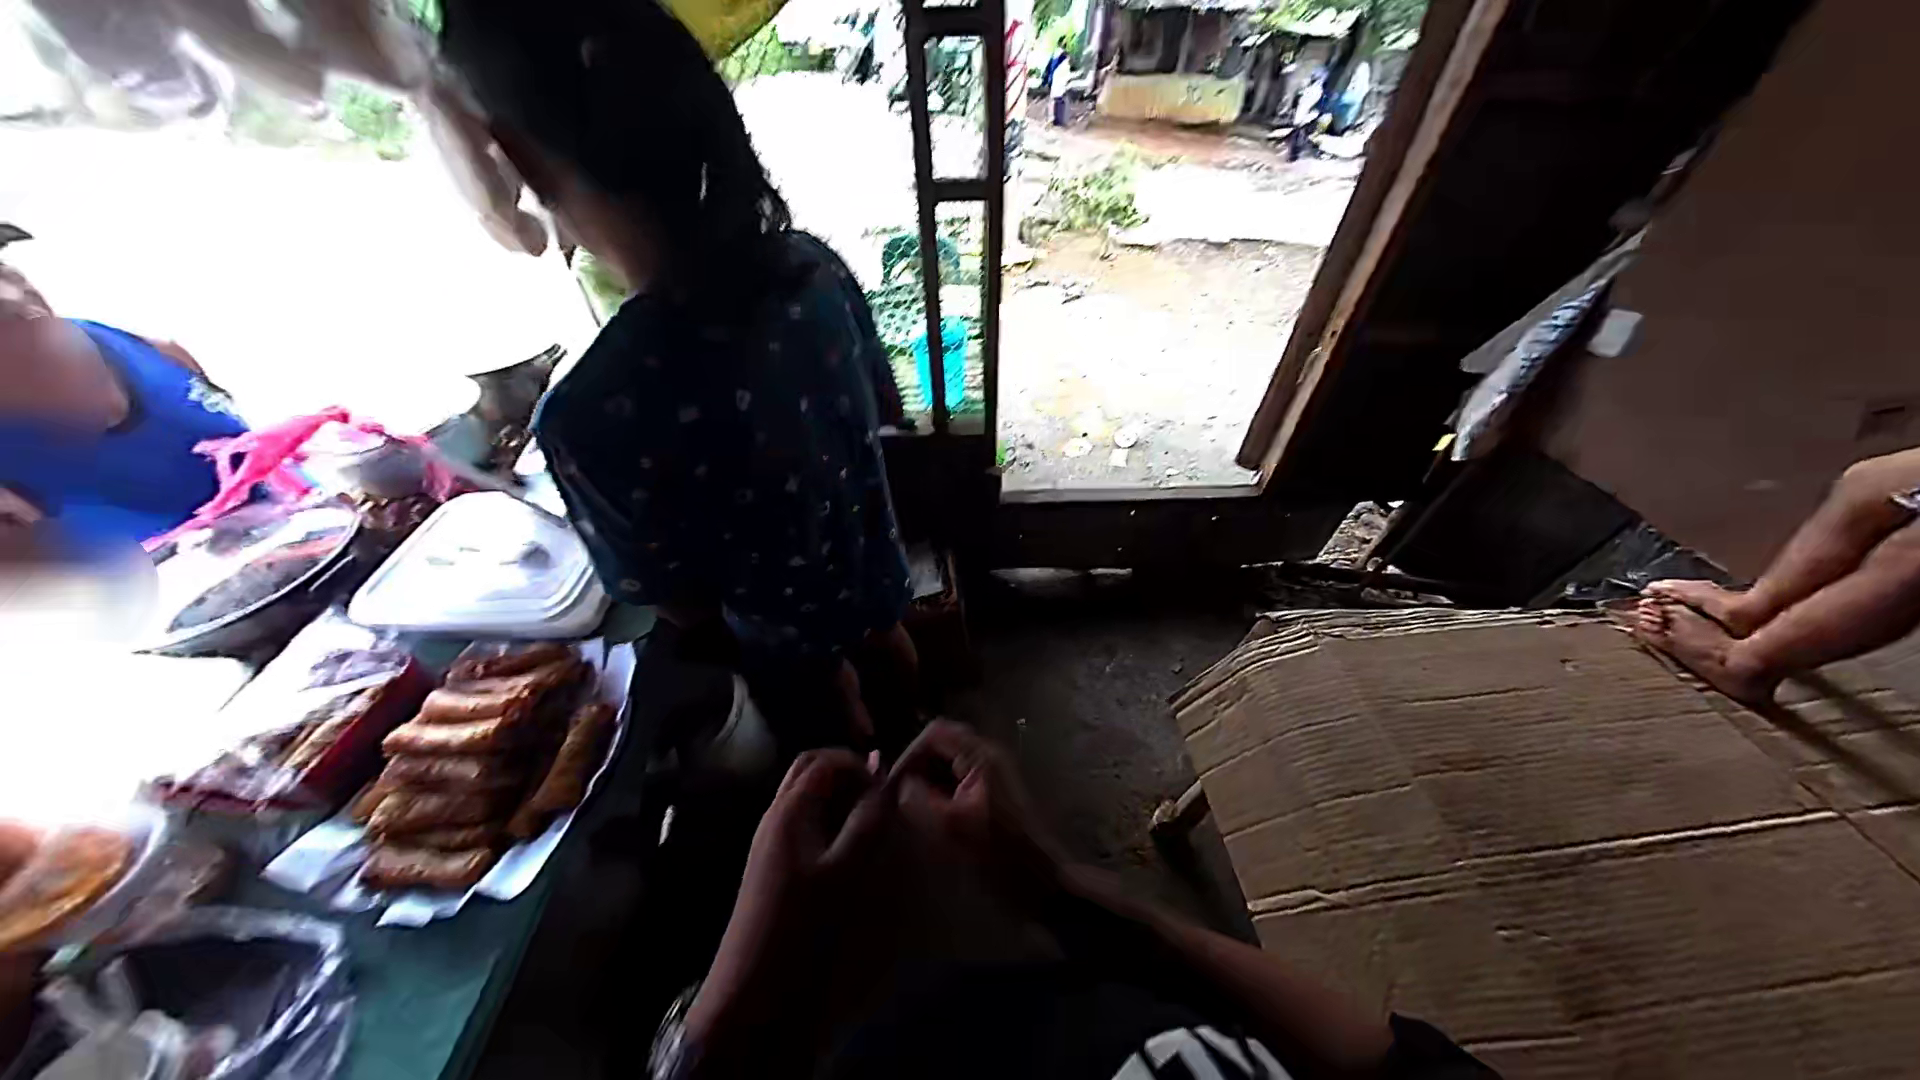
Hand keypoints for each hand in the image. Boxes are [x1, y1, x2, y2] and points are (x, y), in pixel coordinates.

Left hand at [683, 749, 887, 1062]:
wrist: (749, 993)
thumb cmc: (800, 925)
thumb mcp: (846, 869)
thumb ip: (868, 820)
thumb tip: (886, 782)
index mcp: (790, 809)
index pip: (824, 759)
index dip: (857, 763)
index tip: (886, 786)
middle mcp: (775, 815)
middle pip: (810, 770)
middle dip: (845, 772)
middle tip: (878, 795)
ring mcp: (771, 840)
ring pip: (805, 796)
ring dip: (838, 795)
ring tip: (871, 818)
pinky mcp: (772, 864)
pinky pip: (803, 821)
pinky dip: (828, 817)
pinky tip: (849, 843)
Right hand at [889, 720, 1066, 906]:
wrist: (1039, 876)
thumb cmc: (998, 851)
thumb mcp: (951, 827)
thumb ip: (919, 801)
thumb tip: (901, 784)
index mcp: (980, 755)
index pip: (935, 733)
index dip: (910, 753)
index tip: (895, 782)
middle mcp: (987, 753)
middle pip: (942, 742)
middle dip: (918, 764)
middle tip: (900, 792)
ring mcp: (993, 768)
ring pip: (950, 758)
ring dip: (928, 775)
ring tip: (912, 802)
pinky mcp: (993, 785)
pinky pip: (959, 773)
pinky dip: (941, 784)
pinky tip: (933, 809)